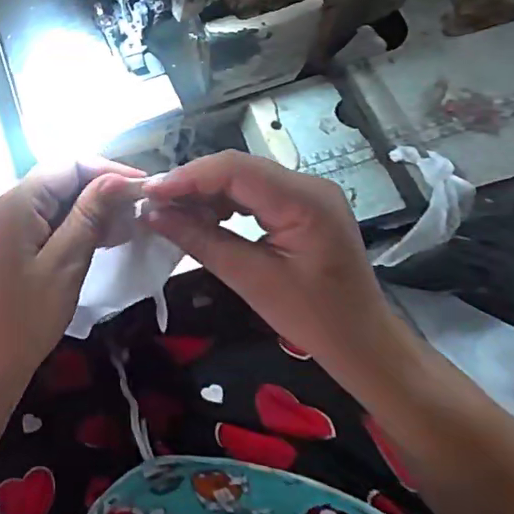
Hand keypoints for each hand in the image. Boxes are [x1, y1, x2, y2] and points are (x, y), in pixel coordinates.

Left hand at [0, 160, 143, 404]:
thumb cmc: (27, 315)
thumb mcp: (66, 263)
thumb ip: (90, 215)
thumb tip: (118, 178)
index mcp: (16, 201)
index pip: (68, 164)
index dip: (108, 170)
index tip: (145, 186)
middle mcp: (8, 202)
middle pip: (61, 177)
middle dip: (102, 186)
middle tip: (140, 206)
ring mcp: (8, 222)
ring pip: (57, 198)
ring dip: (92, 206)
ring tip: (130, 222)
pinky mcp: (13, 241)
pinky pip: (49, 218)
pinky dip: (77, 223)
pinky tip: (105, 236)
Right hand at [141, 151, 412, 382]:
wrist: (364, 345)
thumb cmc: (315, 319)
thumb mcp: (251, 280)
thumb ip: (200, 241)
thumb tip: (152, 215)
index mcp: (305, 200)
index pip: (235, 169)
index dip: (187, 177)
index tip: (149, 194)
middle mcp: (308, 185)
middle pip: (236, 168)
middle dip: (190, 183)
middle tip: (151, 202)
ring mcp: (305, 194)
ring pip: (240, 178)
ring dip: (203, 193)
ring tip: (168, 212)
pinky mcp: (299, 207)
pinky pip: (252, 193)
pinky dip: (222, 203)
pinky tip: (199, 218)